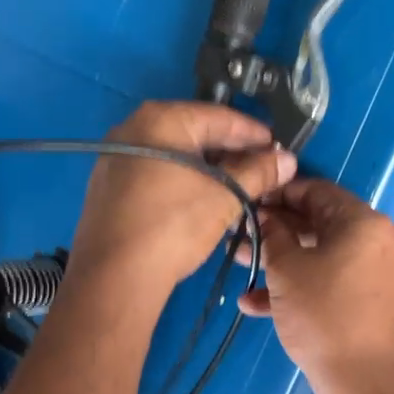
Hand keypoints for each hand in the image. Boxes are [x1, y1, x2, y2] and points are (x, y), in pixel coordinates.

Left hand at [74, 102, 296, 299]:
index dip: (254, 133)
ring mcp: (114, 159)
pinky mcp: (107, 189)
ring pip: (173, 157)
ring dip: (206, 171)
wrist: (115, 277)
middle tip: (260, 172)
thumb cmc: (174, 227)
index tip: (278, 148)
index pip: (219, 116)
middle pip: (193, 134)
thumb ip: (258, 173)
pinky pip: (154, 176)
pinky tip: (199, 204)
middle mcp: (131, 128)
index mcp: (160, 119)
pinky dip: (181, 184)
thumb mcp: (224, 197)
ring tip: (235, 190)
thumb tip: (287, 159)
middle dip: (230, 153)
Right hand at [237, 178, 393, 386]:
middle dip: (274, 230)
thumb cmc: (322, 314)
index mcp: (361, 222)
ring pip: (317, 255)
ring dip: (279, 261)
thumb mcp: (286, 270)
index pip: (316, 190)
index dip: (278, 192)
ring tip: (240, 266)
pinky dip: (297, 287)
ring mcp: (370, 273)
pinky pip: (326, 281)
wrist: (360, 378)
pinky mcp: (363, 301)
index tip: (247, 200)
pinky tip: (255, 305)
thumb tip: (262, 215)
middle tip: (239, 234)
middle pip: (316, 223)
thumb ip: (272, 235)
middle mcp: (373, 241)